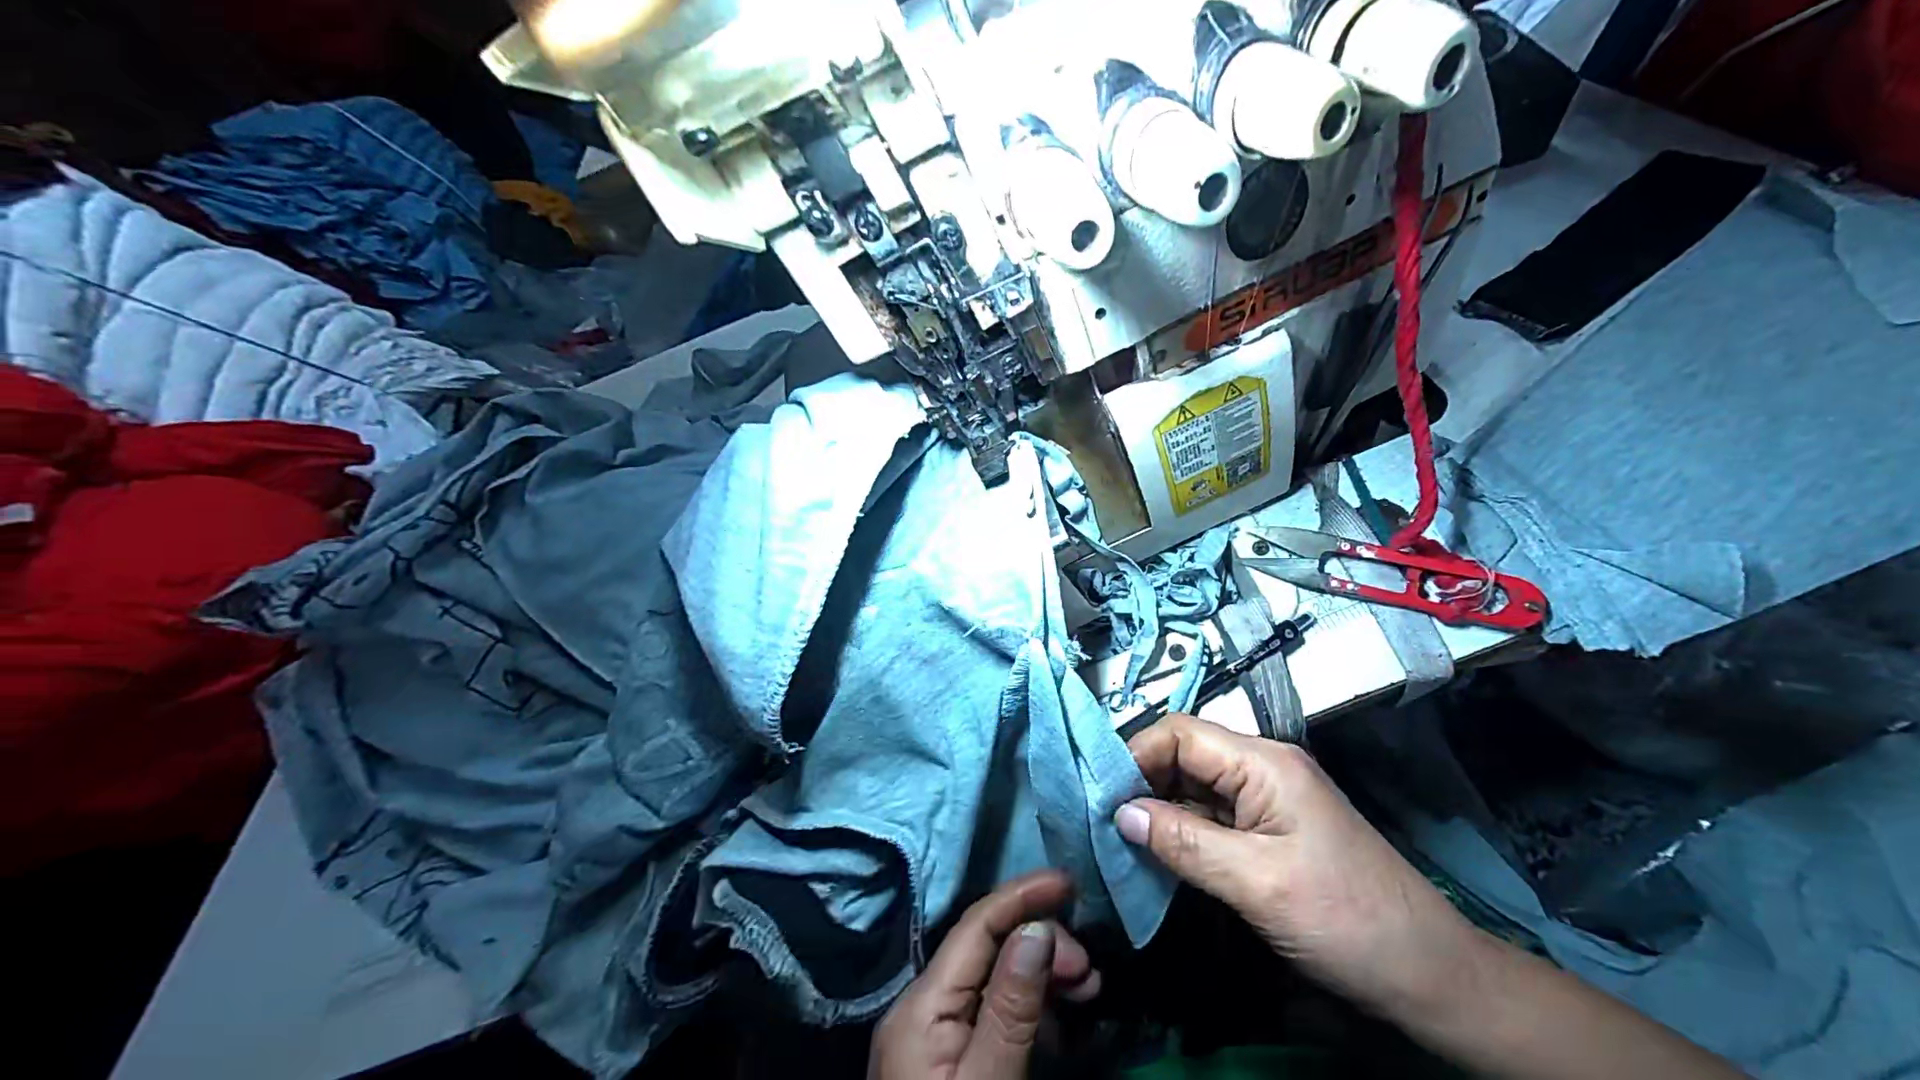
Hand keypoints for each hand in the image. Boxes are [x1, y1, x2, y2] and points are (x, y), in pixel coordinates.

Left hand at [868, 869, 1100, 1079]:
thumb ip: (1010, 1008)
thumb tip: (1038, 929)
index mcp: (922, 1004)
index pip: (974, 927)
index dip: (1021, 897)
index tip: (1068, 882)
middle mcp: (923, 1005)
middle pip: (985, 948)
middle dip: (1040, 942)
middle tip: (1089, 971)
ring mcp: (936, 1032)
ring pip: (993, 976)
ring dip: (1042, 971)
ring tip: (1086, 987)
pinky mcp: (952, 1056)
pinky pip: (994, 1010)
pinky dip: (1031, 1004)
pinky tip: (1061, 1015)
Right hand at [1115, 714, 1485, 1023]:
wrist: (1431, 976)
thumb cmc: (1346, 921)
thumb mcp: (1256, 882)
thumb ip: (1183, 842)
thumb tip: (1119, 813)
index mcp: (1264, 763)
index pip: (1180, 733)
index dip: (1135, 755)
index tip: (1100, 796)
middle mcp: (1263, 768)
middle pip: (1184, 755)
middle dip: (1141, 782)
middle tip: (1103, 821)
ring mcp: (1267, 799)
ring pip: (1194, 787)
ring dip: (1158, 808)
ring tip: (1119, 838)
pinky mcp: (1269, 829)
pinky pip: (1211, 816)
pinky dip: (1181, 830)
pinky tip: (1157, 853)